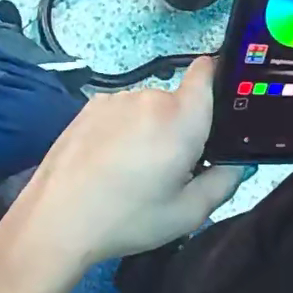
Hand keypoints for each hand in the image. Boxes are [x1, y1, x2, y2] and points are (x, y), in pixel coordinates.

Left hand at [0, 58, 249, 283]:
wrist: (55, 221)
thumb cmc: (128, 217)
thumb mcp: (188, 213)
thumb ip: (224, 182)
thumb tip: (237, 161)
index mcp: (182, 117)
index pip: (208, 71)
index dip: (218, 81)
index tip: (216, 111)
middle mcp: (151, 96)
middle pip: (179, 100)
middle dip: (181, 126)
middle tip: (171, 167)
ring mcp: (116, 98)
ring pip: (148, 108)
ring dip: (150, 129)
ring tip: (132, 170)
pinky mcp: (89, 106)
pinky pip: (121, 112)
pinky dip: (123, 130)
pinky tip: (108, 162)